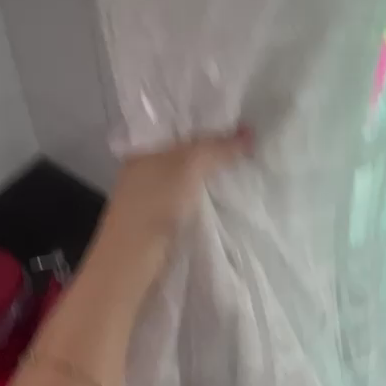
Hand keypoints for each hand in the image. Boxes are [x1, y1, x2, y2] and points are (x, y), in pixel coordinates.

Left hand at [88, 130, 250, 286]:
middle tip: (253, 145)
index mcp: (143, 150)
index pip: (180, 127)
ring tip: (250, 169)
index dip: (209, 124)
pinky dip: (210, 198)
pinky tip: (231, 198)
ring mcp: (154, 199)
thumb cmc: (155, 204)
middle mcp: (145, 170)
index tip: (242, 123)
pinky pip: (193, 202)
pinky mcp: (164, 223)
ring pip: (191, 179)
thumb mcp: (189, 165)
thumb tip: (249, 133)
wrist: (132, 262)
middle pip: (188, 154)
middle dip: (216, 151)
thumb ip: (218, 148)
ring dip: (215, 177)